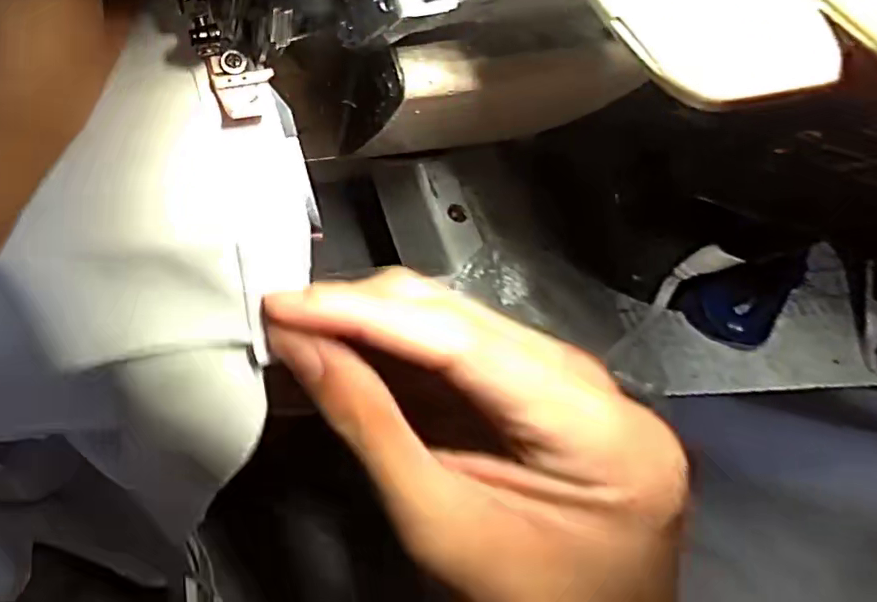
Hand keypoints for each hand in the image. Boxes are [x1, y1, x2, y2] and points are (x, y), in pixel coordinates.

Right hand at [265, 269, 688, 601]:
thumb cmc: (521, 600)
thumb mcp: (436, 524)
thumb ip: (365, 423)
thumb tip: (294, 340)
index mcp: (597, 430)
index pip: (455, 339)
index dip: (357, 312)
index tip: (282, 304)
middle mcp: (585, 382)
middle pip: (444, 311)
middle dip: (351, 308)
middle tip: (279, 318)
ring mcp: (555, 372)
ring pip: (434, 310)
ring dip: (358, 316)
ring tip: (296, 327)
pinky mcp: (519, 373)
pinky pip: (433, 333)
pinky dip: (376, 335)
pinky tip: (332, 339)